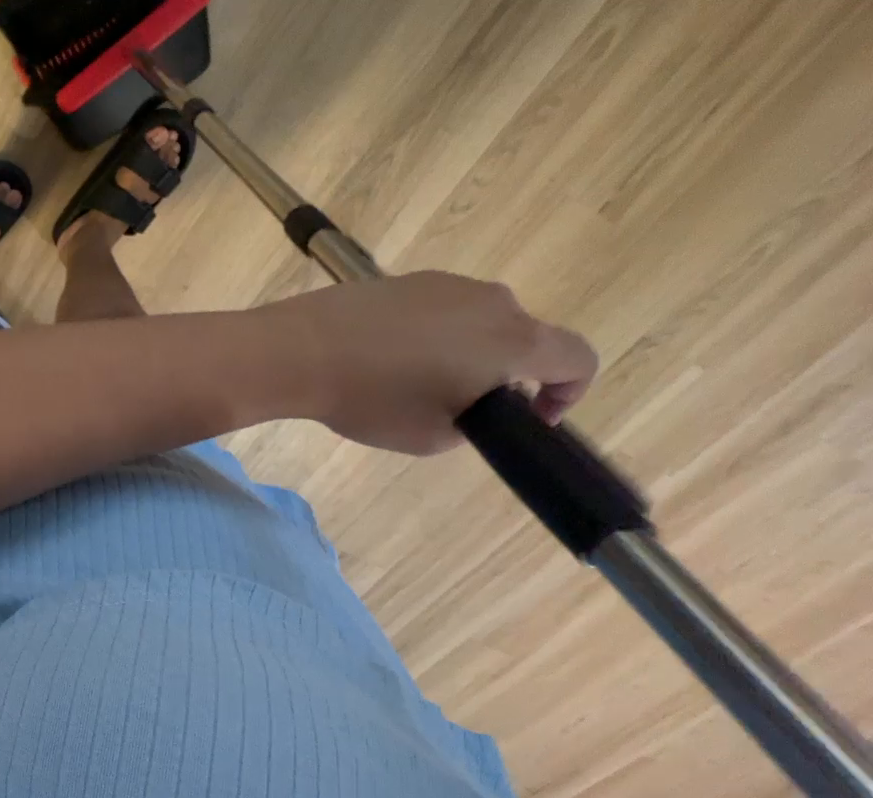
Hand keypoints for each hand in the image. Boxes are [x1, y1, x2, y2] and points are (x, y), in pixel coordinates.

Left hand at [270, 270, 599, 454]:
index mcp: (515, 340)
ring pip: (478, 325)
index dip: (568, 394)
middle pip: (524, 340)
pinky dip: (429, 339)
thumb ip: (474, 423)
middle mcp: (494, 302)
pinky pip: (438, 313)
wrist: (300, 351)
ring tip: (412, 388)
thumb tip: (474, 403)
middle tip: (458, 409)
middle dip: (504, 377)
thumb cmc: (372, 400)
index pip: (577, 359)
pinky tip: (384, 362)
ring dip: (465, 356)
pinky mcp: (407, 280)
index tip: (532, 418)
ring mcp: (449, 284)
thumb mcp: (432, 436)